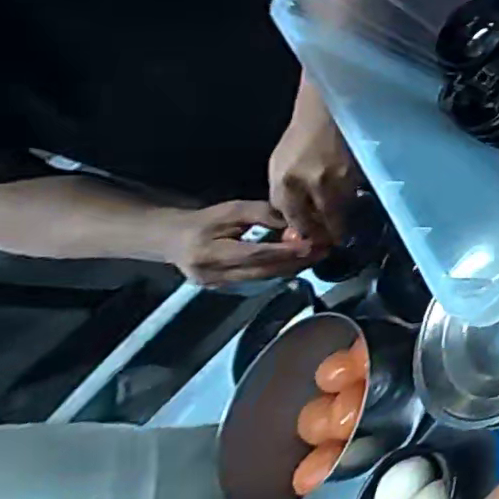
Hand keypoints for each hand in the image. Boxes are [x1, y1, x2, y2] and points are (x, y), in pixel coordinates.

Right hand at [163, 200, 322, 285]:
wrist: (173, 240)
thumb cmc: (206, 220)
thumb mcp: (234, 210)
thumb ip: (264, 214)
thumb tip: (297, 221)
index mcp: (210, 252)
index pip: (254, 253)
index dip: (284, 250)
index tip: (311, 244)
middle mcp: (212, 273)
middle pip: (262, 270)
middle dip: (296, 261)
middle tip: (324, 250)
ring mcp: (217, 284)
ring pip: (263, 277)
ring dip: (293, 267)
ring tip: (319, 254)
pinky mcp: (224, 288)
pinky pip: (258, 280)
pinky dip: (280, 270)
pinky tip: (299, 260)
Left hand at [269, 87, 358, 247]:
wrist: (325, 113)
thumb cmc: (299, 138)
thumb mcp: (279, 167)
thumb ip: (282, 195)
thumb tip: (292, 219)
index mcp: (286, 182)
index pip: (295, 219)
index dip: (303, 233)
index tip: (309, 242)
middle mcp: (312, 184)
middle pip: (321, 220)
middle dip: (326, 235)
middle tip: (331, 243)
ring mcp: (338, 178)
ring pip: (341, 211)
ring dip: (341, 222)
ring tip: (343, 229)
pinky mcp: (358, 172)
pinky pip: (353, 196)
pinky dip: (352, 203)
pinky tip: (351, 205)